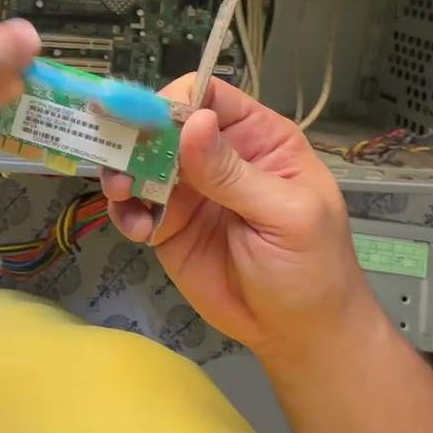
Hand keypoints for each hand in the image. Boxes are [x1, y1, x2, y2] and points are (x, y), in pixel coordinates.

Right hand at [100, 76, 385, 364]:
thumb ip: (234, 173)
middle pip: (162, 125)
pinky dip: (125, 213)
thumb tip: (194, 122)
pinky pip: (132, 206)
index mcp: (255, 139)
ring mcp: (187, 190)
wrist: (297, 336)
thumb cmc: (312, 269)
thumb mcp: (285, 216)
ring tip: (123, 197)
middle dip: (135, 138)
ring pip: (139, 163)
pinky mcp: (166, 223)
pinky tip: (138, 232)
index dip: (176, 100)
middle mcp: (215, 156)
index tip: (149, 123)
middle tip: (120, 162)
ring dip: (122, 174)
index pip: (209, 96)